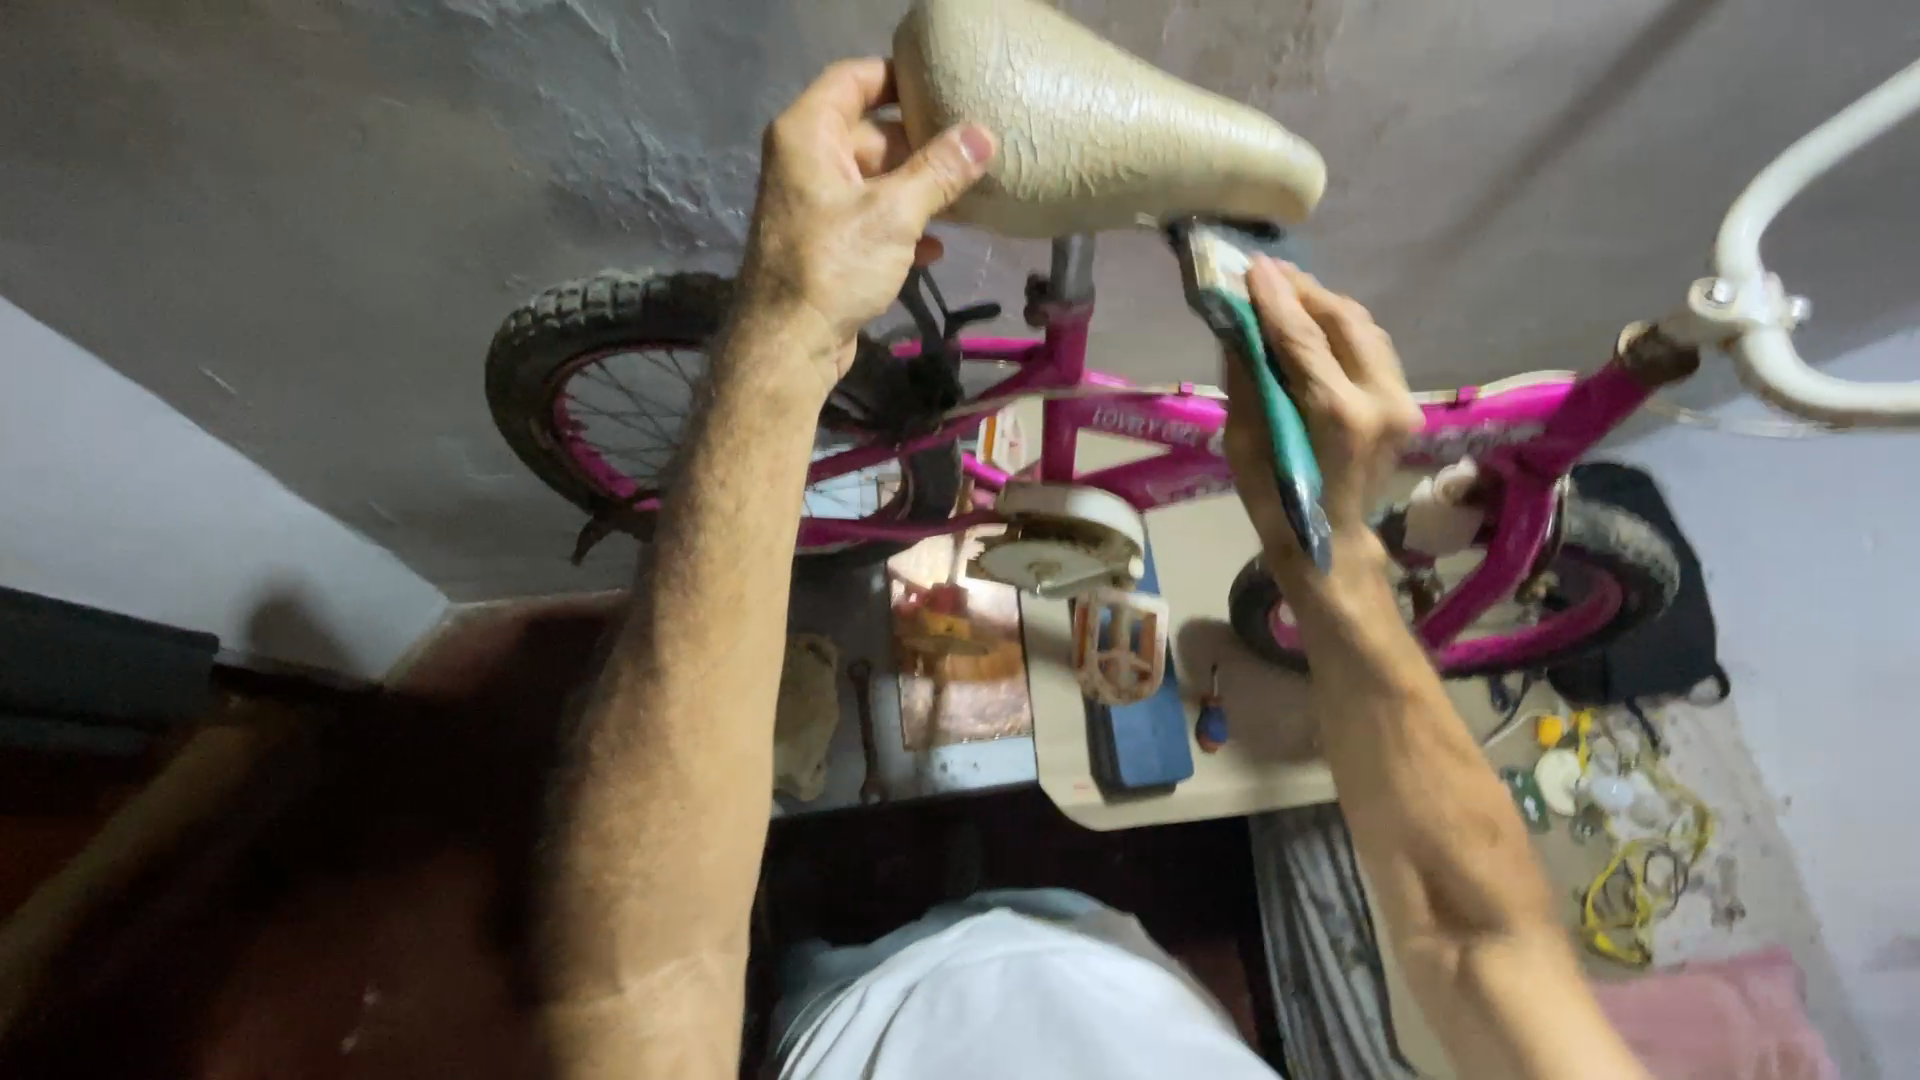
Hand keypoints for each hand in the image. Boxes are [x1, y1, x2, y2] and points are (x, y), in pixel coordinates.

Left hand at [733, 58, 996, 396]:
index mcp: (808, 134)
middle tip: (970, 152)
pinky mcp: (826, 247)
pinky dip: (901, 229)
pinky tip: (935, 247)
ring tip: (964, 198)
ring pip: (874, 183)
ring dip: (917, 192)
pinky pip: (869, 222)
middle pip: (870, 134)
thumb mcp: (894, 213)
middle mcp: (805, 162)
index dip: (899, 78)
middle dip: (920, 146)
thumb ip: (940, 171)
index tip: (944, 88)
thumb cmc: (835, 266)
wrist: (790, 343)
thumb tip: (984, 135)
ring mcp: (815, 207)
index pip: (855, 80)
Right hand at [1223, 257, 1423, 586]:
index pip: (1302, 338)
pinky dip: (1343, 329)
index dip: (1275, 298)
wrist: (1329, 544)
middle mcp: (1379, 400)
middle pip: (1344, 321)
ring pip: (1366, 329)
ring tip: (1289, 292)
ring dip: (1326, 306)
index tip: (1253, 266)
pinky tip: (1316, 323)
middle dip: (1304, 292)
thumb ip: (1248, 381)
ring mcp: (1401, 402)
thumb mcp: (1245, 443)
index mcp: (1335, 416)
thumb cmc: (1275, 503)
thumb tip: (1239, 327)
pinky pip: (1373, 350)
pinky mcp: (1406, 404)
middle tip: (1269, 273)